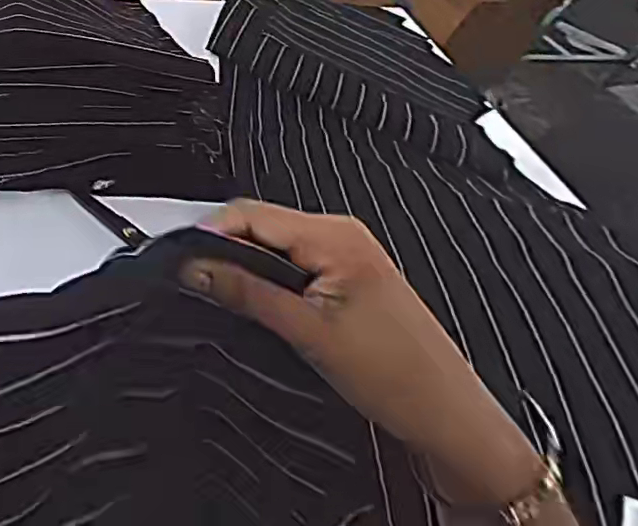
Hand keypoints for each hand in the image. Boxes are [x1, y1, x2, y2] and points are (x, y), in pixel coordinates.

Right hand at [181, 201, 545, 507]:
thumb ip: (244, 291)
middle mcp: (342, 233)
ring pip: (271, 237)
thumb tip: (194, 268)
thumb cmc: (402, 381)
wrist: (455, 424)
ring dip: (243, 256)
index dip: (209, 231)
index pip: (250, 213)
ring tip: (222, 284)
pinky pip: (289, 253)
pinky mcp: (346, 270)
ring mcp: (346, 250)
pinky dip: (264, 267)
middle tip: (196, 273)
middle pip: (258, 220)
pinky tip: (256, 291)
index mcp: (336, 236)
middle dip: (223, 243)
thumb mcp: (307, 332)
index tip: (181, 255)